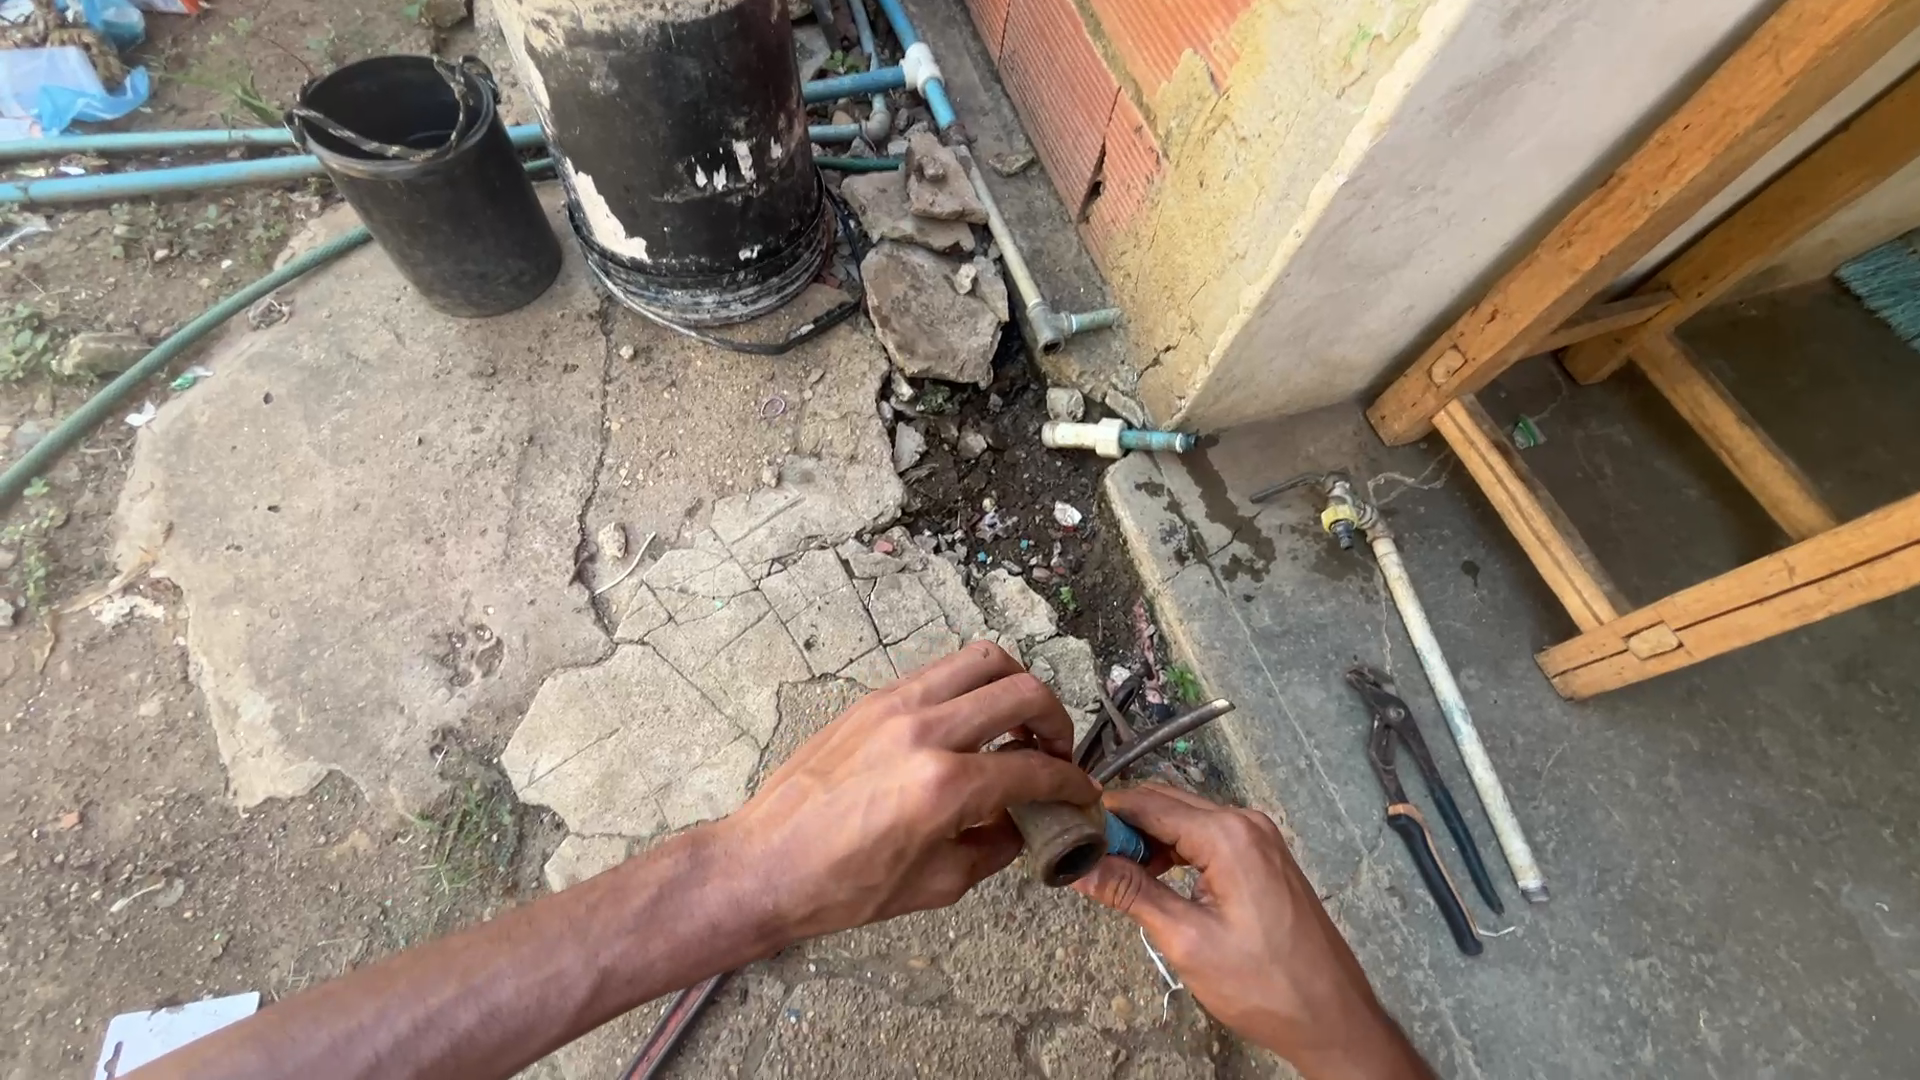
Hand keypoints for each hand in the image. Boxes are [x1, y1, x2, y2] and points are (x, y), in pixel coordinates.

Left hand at [719, 641, 1099, 941]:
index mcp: (943, 785)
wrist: (765, 862)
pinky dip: (972, 686)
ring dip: (1016, 685)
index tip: (1080, 790)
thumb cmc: (844, 887)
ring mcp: (897, 703)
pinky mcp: (876, 696)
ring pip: (983, 659)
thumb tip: (1025, 817)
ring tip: (1017, 722)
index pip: (1032, 767)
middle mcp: (925, 729)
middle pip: (1022, 690)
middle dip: (1056, 719)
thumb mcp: (937, 884)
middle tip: (1054, 750)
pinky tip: (969, 722)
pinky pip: (942, 671)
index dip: (1069, 781)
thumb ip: (996, 843)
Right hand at [1073, 785, 1431, 1078]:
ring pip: (1183, 816)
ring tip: (1118, 871)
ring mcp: (1257, 834)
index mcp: (1226, 834)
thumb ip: (1130, 893)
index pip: (1147, 803)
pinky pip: (1206, 833)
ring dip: (1148, 836)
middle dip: (1124, 825)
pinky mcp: (1262, 851)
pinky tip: (1157, 875)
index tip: (1072, 833)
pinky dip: (1176, 846)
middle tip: (1089, 856)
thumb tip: (1080, 867)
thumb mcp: (1186, 940)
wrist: (1337, 1020)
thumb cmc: (1265, 985)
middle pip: (1164, 803)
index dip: (1105, 815)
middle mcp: (1243, 820)